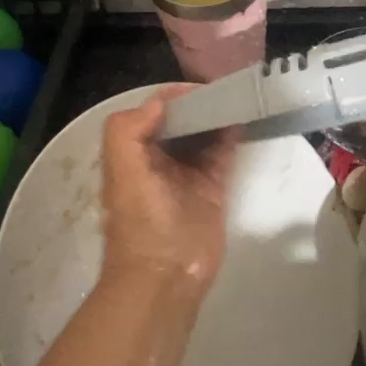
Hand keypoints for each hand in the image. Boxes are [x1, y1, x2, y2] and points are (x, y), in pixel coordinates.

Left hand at [100, 87, 239, 295]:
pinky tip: (243, 121)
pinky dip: (231, 137)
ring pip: (203, 136)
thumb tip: (160, 103)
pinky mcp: (212, 189)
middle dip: (198, 104)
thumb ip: (127, 132)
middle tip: (224, 88)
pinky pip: (222, 155)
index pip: (151, 114)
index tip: (198, 88)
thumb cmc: (141, 223)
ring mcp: (188, 175)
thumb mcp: (123, 173)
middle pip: (180, 122)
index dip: (171, 97)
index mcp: (133, 156)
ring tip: (237, 98)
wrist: (165, 277)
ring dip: (216, 117)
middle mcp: (159, 162)